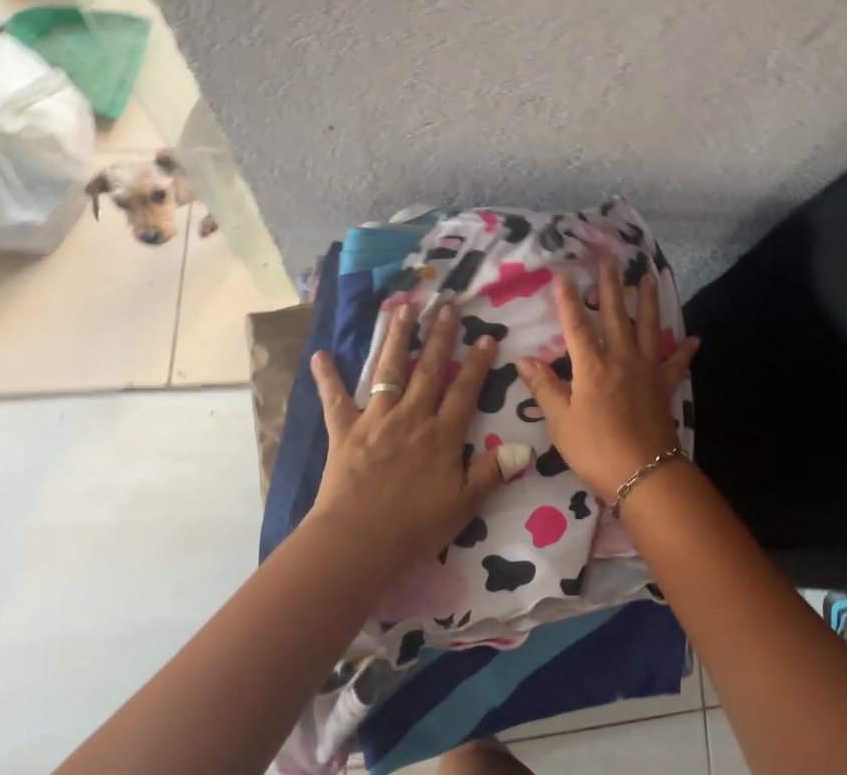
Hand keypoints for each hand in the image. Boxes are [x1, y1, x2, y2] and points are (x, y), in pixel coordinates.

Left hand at [308, 301, 507, 578]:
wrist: (358, 540)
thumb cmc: (415, 526)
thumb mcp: (464, 503)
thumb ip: (491, 472)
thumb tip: (526, 449)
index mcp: (442, 435)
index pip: (465, 390)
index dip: (478, 363)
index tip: (487, 336)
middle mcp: (412, 417)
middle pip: (429, 369)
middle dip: (440, 336)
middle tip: (447, 305)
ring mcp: (376, 420)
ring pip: (389, 371)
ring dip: (396, 338)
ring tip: (402, 308)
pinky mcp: (345, 431)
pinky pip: (335, 400)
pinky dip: (328, 377)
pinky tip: (321, 355)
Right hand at [516, 263, 700, 497]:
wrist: (645, 472)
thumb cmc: (595, 449)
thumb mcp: (560, 422)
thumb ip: (544, 387)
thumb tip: (523, 359)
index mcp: (592, 366)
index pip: (576, 325)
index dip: (568, 299)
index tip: (564, 273)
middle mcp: (621, 359)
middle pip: (615, 315)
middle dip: (611, 287)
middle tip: (610, 260)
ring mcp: (647, 370)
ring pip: (648, 327)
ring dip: (648, 301)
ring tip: (650, 277)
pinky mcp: (665, 387)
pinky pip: (676, 363)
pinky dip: (684, 350)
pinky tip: (694, 338)